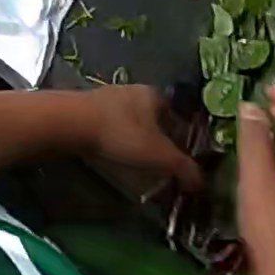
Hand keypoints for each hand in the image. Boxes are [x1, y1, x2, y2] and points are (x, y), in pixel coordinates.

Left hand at [84, 86, 202, 190]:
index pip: (178, 115)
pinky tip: (119, 158)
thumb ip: (185, 168)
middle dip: (162, 143)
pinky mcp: (90, 109)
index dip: (185, 138)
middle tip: (167, 168)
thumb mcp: (160, 155)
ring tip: (144, 168)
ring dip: (140, 143)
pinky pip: (113, 127)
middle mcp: (131, 91)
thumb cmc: (122, 133)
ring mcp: (108, 98)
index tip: (188, 161)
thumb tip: (202, 183)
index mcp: (153, 95)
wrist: (71, 121)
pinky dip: (120, 142)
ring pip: (133, 124)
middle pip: (155, 120)